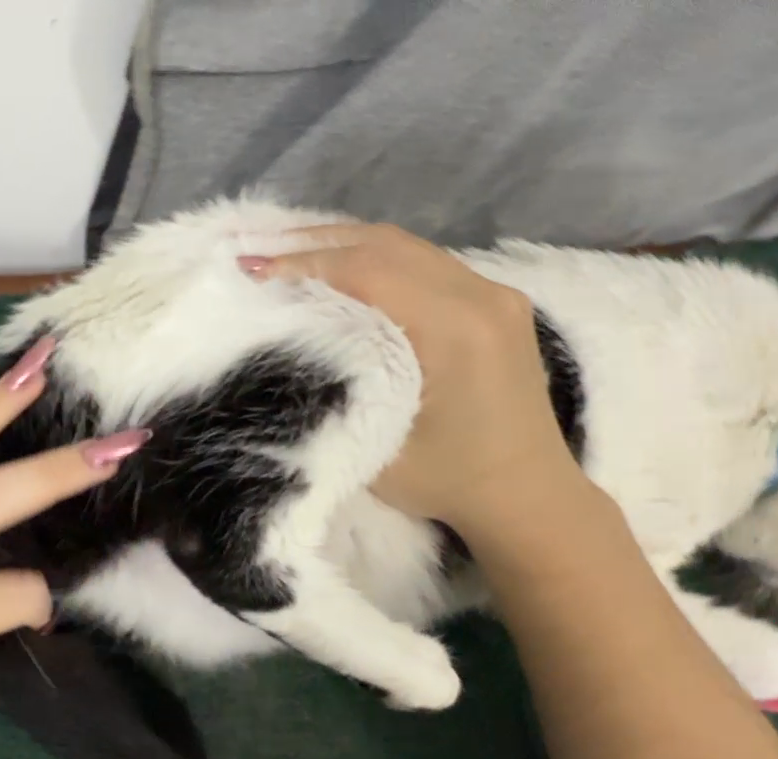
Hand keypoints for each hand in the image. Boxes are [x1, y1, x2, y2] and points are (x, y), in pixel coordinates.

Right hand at [242, 224, 588, 536]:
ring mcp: (495, 295)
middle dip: (315, 244)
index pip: (368, 271)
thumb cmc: (448, 482)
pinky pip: (426, 263)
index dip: (304, 265)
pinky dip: (375, 259)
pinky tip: (339, 269)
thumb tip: (288, 349)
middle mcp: (482, 297)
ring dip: (343, 246)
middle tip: (256, 250)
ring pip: (407, 247)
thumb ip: (338, 390)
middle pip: (387, 244)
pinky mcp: (496, 303)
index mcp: (455, 331)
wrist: (526, 495)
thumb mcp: (376, 447)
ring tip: (286, 253)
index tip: (250, 270)